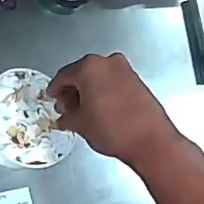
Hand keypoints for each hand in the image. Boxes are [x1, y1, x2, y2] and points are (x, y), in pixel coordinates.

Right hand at [48, 53, 186, 168]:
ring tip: (84, 113)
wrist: (150, 141)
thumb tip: (67, 117)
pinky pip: (113, 83)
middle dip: (73, 91)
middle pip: (82, 74)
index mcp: (89, 67)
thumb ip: (68, 116)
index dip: (55, 89)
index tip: (53, 96)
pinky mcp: (137, 81)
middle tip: (66, 108)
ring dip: (89, 92)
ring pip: (99, 78)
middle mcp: (108, 63)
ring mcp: (125, 71)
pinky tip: (101, 111)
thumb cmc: (115, 130)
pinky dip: (104, 93)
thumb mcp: (81, 124)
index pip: (63, 76)